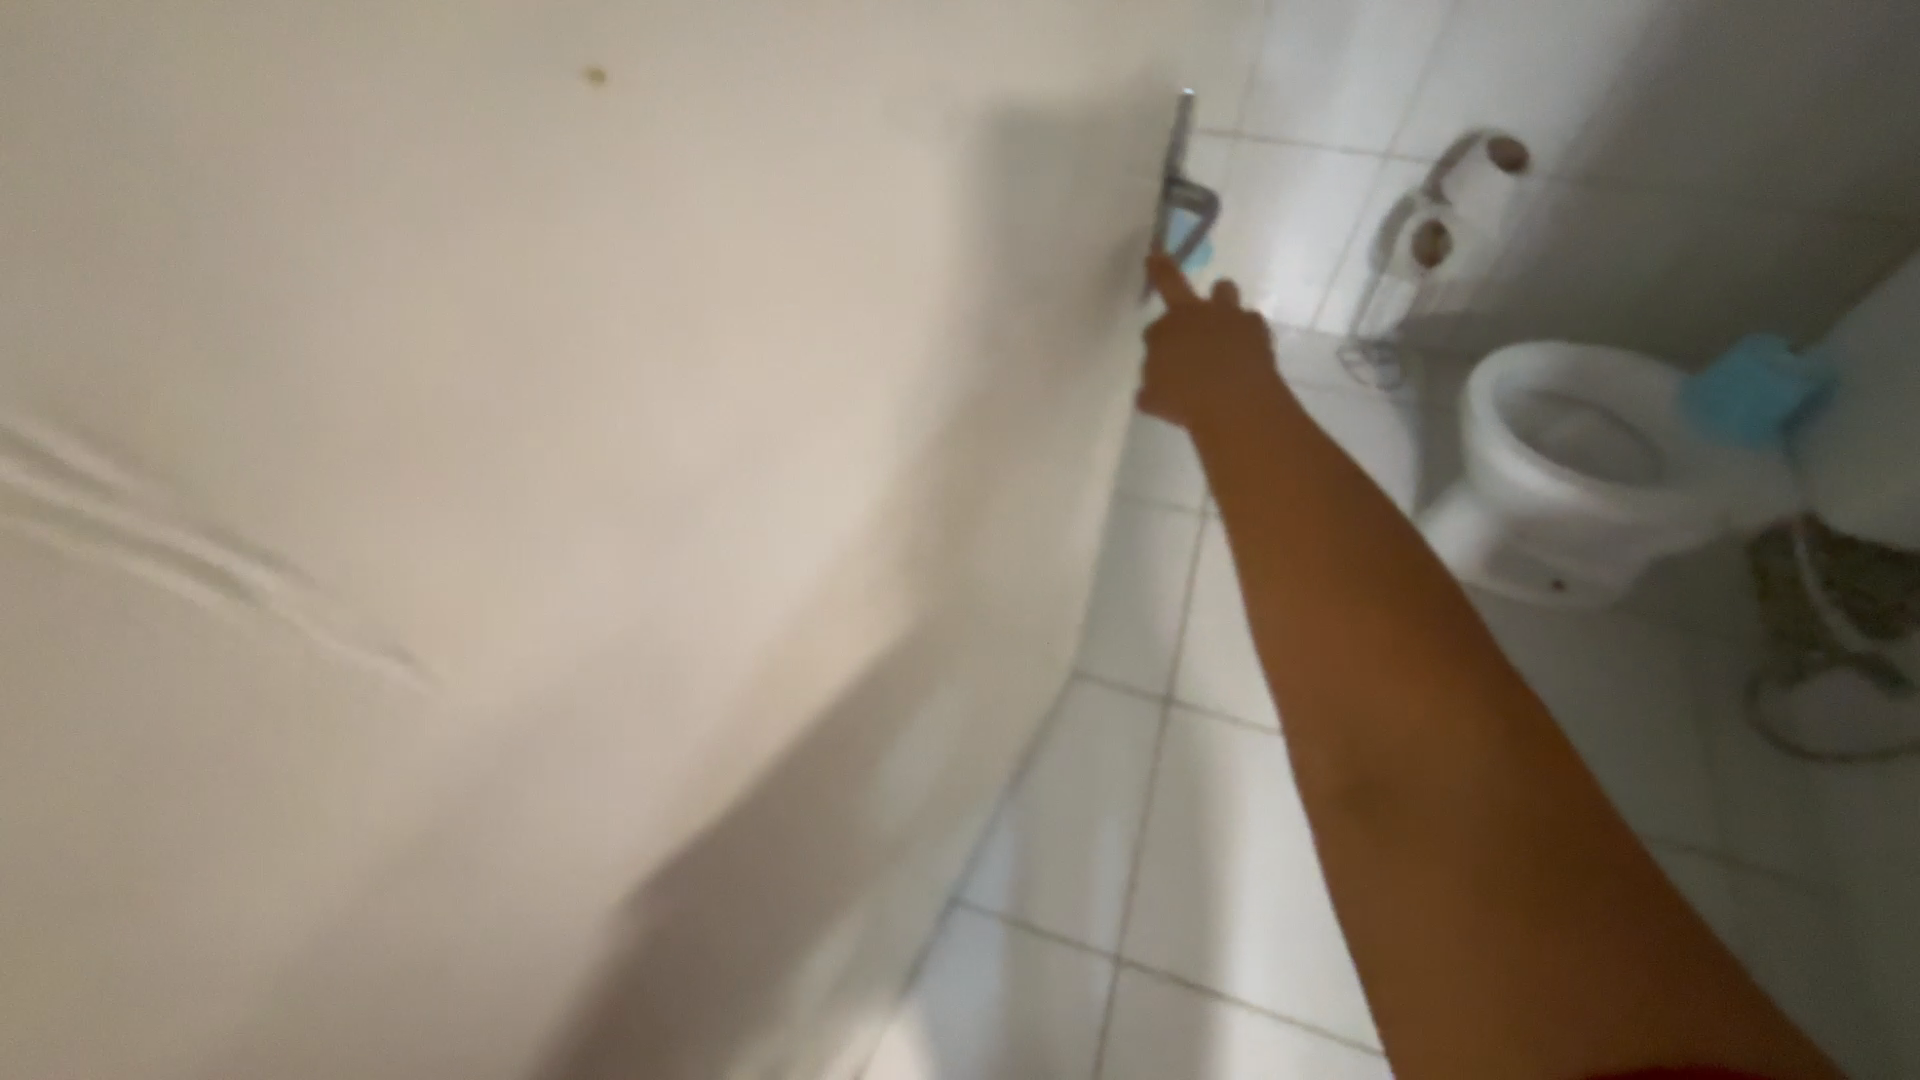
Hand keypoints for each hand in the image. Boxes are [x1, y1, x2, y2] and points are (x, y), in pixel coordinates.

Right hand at [1138, 254, 1285, 428]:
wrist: (1236, 402)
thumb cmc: (1186, 400)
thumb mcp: (1155, 400)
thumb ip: (1151, 388)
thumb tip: (1151, 388)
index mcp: (1166, 330)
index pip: (1153, 328)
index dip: (1154, 339)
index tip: (1157, 352)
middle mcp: (1195, 314)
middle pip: (1173, 283)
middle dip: (1163, 269)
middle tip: (1158, 259)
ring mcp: (1228, 316)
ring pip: (1223, 290)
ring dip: (1219, 298)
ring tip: (1221, 317)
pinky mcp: (1257, 328)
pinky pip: (1250, 322)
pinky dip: (1246, 333)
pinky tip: (1245, 351)